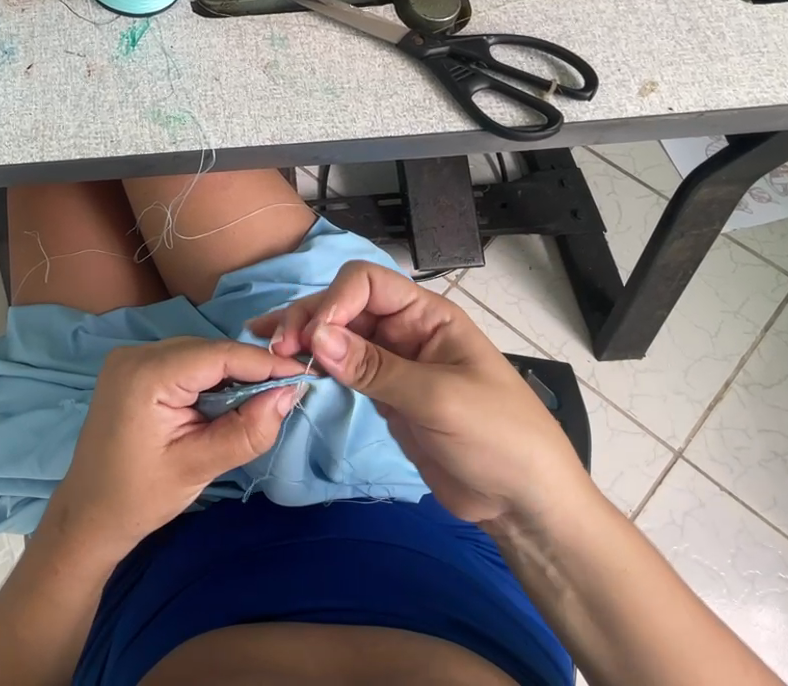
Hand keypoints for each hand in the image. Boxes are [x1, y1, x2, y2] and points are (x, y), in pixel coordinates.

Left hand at [45, 338, 306, 562]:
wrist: (89, 512)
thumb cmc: (140, 496)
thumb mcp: (199, 466)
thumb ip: (247, 430)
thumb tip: (289, 393)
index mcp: (146, 374)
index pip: (218, 354)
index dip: (264, 362)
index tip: (305, 374)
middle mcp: (135, 353)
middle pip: (208, 351)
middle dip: (249, 369)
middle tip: (289, 393)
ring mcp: (130, 358)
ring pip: (197, 355)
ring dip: (229, 375)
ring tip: (263, 401)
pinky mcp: (131, 370)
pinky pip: (181, 363)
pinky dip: (207, 380)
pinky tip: (226, 402)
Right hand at [248, 261, 587, 522]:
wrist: (522, 505)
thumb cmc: (500, 440)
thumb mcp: (440, 399)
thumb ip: (375, 367)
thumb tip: (315, 335)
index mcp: (428, 315)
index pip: (366, 283)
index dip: (334, 301)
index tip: (312, 338)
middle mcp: (404, 329)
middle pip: (342, 305)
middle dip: (308, 319)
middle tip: (277, 350)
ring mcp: (390, 361)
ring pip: (334, 334)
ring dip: (301, 337)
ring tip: (265, 348)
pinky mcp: (380, 392)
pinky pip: (339, 366)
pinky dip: (312, 363)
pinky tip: (286, 365)